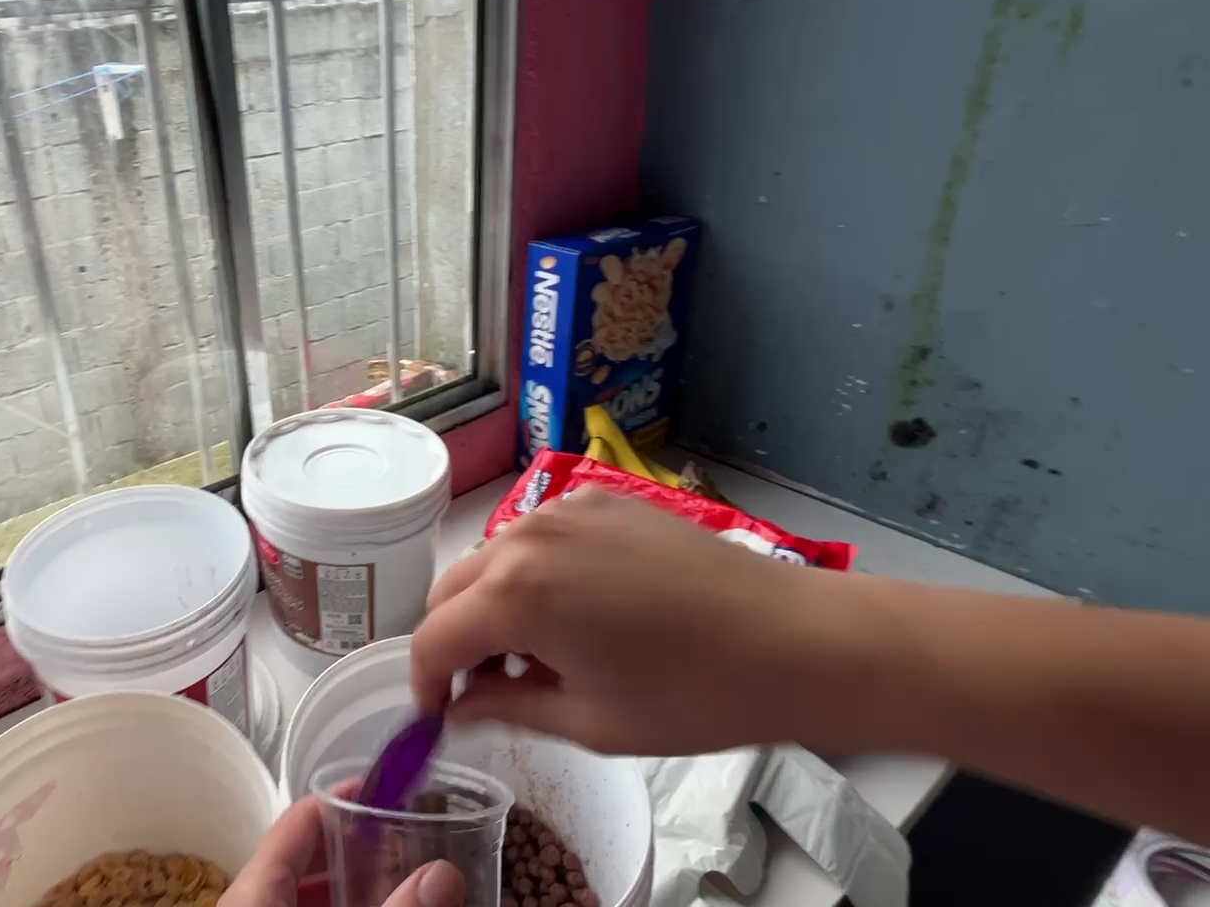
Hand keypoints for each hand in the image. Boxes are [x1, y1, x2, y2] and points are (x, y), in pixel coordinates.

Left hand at [221, 795, 466, 906]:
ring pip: (309, 900)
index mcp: (253, 895)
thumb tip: (444, 872)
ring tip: (405, 884)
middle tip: (411, 843)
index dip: (341, 799)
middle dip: (359, 851)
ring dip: (355, 891)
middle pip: (305, 862)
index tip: (388, 790)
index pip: (297, 822)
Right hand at [411, 486, 839, 754]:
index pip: (433, 639)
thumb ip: (505, 708)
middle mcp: (521, 538)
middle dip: (454, 640)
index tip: (436, 715)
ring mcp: (557, 510)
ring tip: (541, 648)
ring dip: (490, 604)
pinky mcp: (591, 499)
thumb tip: (460, 708)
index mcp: (514, 595)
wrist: (794, 638)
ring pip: (488, 560)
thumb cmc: (692, 695)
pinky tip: (578, 606)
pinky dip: (530, 573)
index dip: (425, 683)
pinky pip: (533, 538)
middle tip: (489, 685)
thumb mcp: (588, 721)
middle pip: (450, 590)